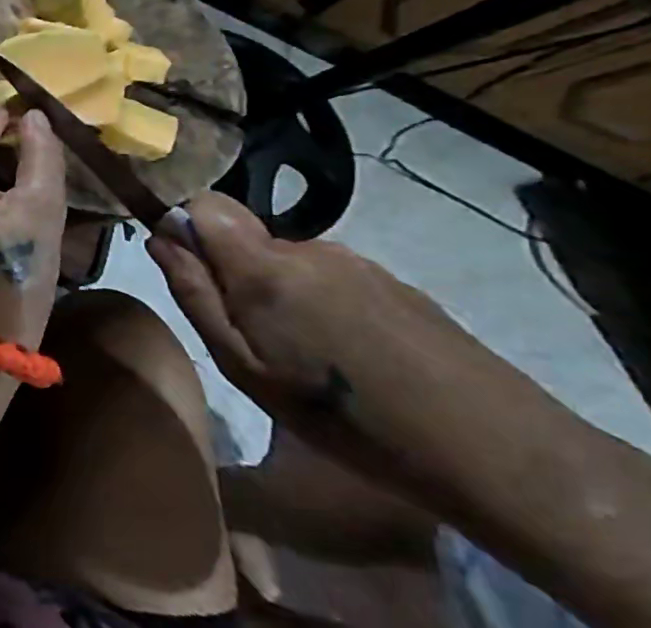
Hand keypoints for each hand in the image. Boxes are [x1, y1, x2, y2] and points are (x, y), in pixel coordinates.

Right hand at [148, 193, 590, 510]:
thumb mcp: (247, 370)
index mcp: (264, 267)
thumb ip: (197, 296)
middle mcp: (306, 246)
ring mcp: (353, 259)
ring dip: (277, 294)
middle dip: (233, 275)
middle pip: (243, 238)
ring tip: (307, 358)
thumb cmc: (344, 417)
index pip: (202, 205)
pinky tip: (348, 356)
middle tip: (255, 343)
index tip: (190, 276)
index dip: (184, 230)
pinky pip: (326, 276)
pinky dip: (318, 304)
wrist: (490, 445)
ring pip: (285, 260)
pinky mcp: (388, 278)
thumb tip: (160, 237)